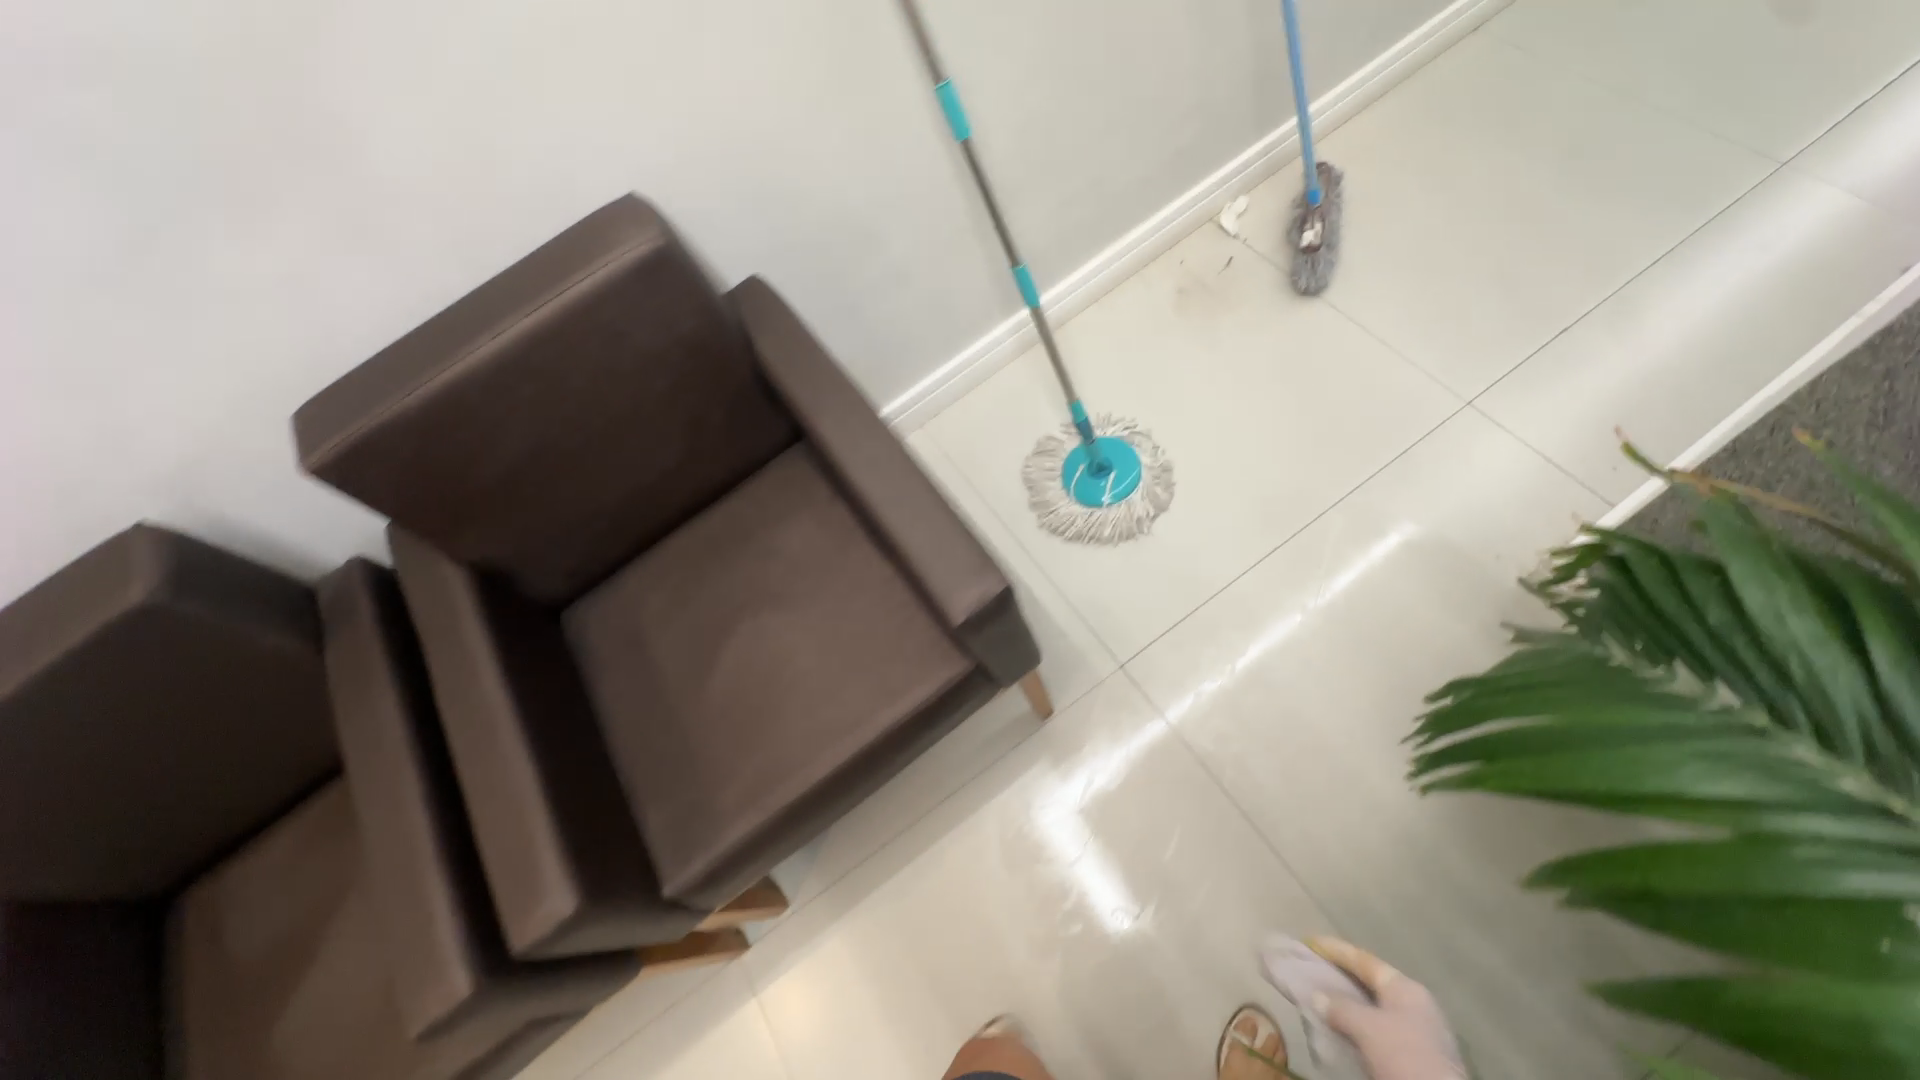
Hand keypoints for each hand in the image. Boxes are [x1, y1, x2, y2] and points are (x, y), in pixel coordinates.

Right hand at [1307, 937, 1464, 1079]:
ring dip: (1349, 1004)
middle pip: (1371, 982)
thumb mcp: (1368, 1028)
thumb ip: (1341, 1008)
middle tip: (1314, 969)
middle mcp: (1414, 1004)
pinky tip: (1343, 1030)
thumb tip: (1318, 996)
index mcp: (1405, 988)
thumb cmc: (1405, 1055)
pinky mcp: (1416, 1055)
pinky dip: (1358, 1025)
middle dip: (1342, 976)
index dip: (1336, 950)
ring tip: (1322, 999)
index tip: (1311, 941)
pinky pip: (1379, 1030)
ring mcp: (1418, 1030)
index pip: (1365, 960)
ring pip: (1375, 1008)